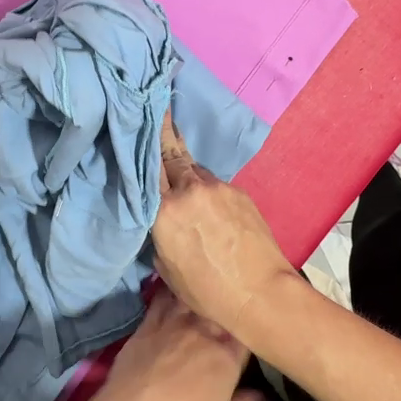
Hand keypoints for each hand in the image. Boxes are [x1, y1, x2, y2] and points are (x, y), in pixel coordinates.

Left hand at [68, 294, 264, 400]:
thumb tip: (262, 400)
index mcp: (227, 358)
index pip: (245, 334)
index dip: (248, 330)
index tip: (249, 329)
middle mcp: (203, 334)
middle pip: (219, 311)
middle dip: (224, 310)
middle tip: (226, 307)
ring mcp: (173, 325)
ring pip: (191, 298)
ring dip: (198, 295)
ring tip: (202, 289)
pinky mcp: (146, 326)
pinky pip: (161, 299)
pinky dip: (168, 291)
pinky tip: (171, 286)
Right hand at [151, 114, 300, 334]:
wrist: (260, 292)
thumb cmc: (208, 291)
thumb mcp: (167, 268)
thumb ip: (158, 234)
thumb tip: (160, 220)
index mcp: (165, 211)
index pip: (148, 166)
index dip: (143, 141)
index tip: (139, 116)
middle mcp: (189, 190)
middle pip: (171, 153)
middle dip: (163, 134)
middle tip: (156, 109)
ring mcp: (217, 188)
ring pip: (194, 167)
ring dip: (184, 166)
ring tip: (178, 164)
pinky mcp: (238, 191)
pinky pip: (214, 182)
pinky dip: (205, 185)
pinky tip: (206, 199)